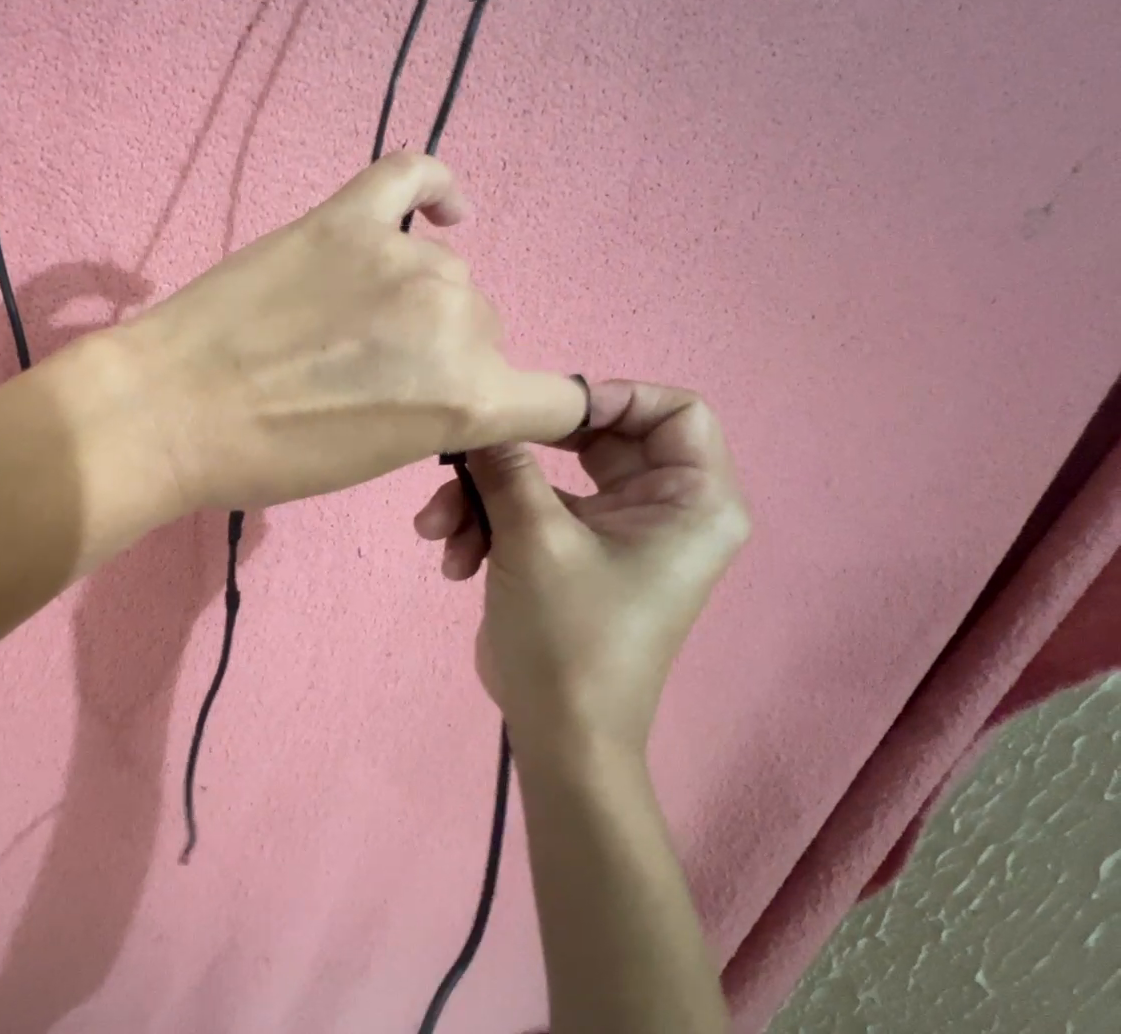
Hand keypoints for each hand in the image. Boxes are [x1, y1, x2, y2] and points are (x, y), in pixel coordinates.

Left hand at [107, 151, 587, 510]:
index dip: (536, 410)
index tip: (510, 408)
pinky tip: (436, 208)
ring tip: (341, 326)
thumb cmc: (264, 460)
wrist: (169, 411)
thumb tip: (452, 372)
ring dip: (409, 297)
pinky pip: (411, 174)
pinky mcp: (344, 216)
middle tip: (366, 378)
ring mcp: (399, 256)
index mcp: (467, 398)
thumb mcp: (374, 460)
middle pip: (481, 328)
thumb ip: (437, 412)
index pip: (554, 399)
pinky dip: (432, 188)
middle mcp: (455, 316)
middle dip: (438, 356)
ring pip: (441, 270)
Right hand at [413, 382, 751, 759]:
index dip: (611, 398)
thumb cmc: (571, 634)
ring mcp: (607, 533)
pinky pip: (524, 514)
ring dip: (481, 500)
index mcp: (691, 501)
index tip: (541, 412)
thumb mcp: (536, 538)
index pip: (674, 410)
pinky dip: (484, 529)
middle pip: (591, 442)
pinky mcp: (565, 554)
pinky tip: (455, 563)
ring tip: (437, 532)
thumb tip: (483, 418)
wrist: (557, 730)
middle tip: (470, 456)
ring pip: (542, 480)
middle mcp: (657, 509)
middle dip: (516, 456)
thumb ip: (507, 466)